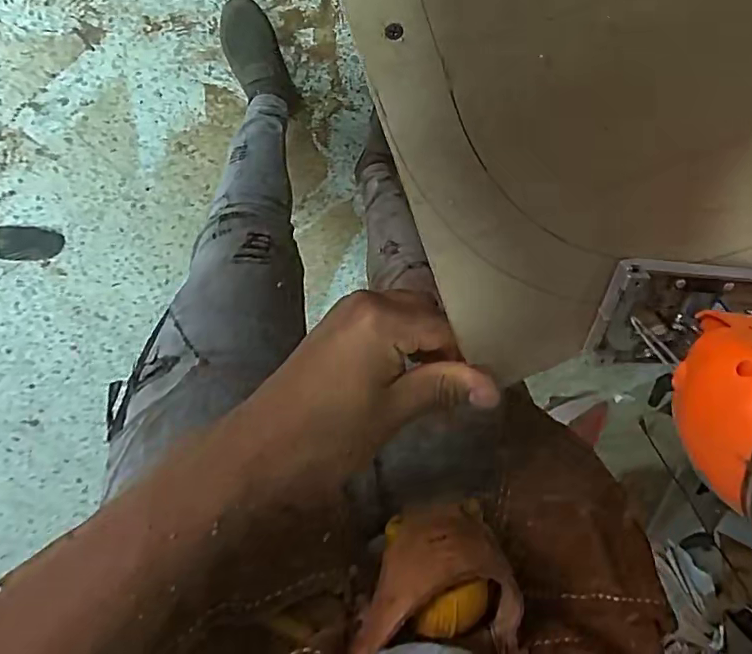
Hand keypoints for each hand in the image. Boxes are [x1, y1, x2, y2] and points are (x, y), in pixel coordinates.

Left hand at [223, 289, 501, 492]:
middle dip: (449, 345)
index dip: (467, 358)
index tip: (483, 389)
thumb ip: (444, 387)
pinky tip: (410, 372)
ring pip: (409, 313)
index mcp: (383, 316)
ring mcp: (350, 308)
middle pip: (428, 312)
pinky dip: (405, 340)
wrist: (255, 451)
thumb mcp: (392, 412)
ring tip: (441, 382)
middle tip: (464, 385)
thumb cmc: (327, 436)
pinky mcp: (340, 322)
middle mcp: (369, 299)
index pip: (445, 328)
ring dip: (428, 342)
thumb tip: (496, 388)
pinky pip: (387, 319)